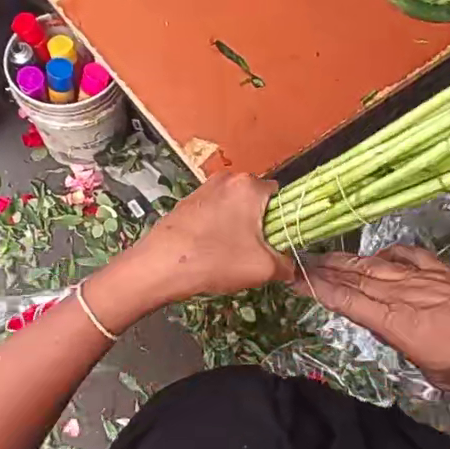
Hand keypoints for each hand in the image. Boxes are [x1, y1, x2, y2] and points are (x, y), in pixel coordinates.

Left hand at [111, 172, 293, 307]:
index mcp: (249, 186)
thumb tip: (289, 267)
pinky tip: (211, 252)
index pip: (280, 194)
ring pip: (233, 208)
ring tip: (232, 255)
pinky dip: (217, 230)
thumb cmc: (215, 260)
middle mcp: (226, 179)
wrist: (159, 266)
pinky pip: (212, 215)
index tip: (280, 240)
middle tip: (257, 252)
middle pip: (255, 201)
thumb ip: (285, 265)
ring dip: (237, 228)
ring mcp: (203, 190)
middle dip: (259, 224)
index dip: (284, 219)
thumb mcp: (263, 268)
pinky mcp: (185, 204)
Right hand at [292, 245, 449, 395]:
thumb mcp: (436, 373)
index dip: (316, 289)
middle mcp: (406, 295)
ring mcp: (427, 280)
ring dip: (348, 260)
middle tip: (297, 261)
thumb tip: (399, 335)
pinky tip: (380, 254)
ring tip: (325, 256)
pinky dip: (390, 253)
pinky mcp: (448, 273)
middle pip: (356, 276)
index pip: (346, 301)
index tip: (292, 280)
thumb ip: (409, 349)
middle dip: (323, 268)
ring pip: (377, 265)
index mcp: (398, 324)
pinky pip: (410, 256)